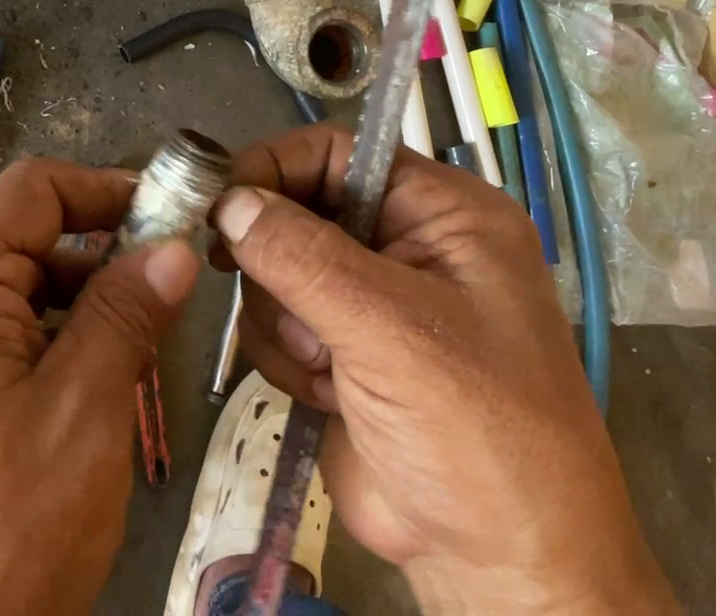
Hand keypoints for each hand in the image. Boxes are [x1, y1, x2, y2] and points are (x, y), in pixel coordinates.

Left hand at [0, 158, 201, 615]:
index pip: (29, 190)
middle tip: (169, 275)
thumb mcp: (84, 407)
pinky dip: (60, 335)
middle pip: (22, 235)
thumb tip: (172, 247)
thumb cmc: (10, 520)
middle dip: (99, 246)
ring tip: (145, 332)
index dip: (100, 188)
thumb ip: (126, 314)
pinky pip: (8, 333)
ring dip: (85, 295)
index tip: (166, 210)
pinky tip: (104, 372)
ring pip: (21, 287)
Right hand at [212, 124, 674, 613]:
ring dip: (285, 323)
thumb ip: (302, 257)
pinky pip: (273, 323)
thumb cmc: (476, 431)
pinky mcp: (336, 348)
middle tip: (295, 314)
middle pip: (292, 211)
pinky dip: (286, 358)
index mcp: (442, 215)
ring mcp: (365, 300)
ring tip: (331, 370)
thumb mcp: (390, 331)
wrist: (496, 560)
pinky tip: (328, 395)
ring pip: (272, 271)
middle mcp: (402, 245)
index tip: (219, 206)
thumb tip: (227, 201)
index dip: (273, 169)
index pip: (336, 154)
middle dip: (281, 268)